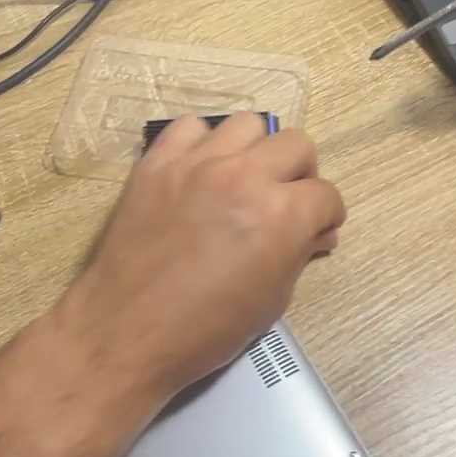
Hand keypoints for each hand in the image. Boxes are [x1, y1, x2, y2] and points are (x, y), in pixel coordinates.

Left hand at [54, 113, 344, 400]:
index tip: (318, 226)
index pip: (326, 194)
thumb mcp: (272, 300)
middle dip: (301, 174)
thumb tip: (317, 233)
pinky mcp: (157, 163)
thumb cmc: (205, 329)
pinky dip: (201, 143)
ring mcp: (197, 164)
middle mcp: (244, 177)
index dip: (327, 215)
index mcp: (281, 215)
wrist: (128, 331)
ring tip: (243, 178)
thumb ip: (299, 254)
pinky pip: (188, 128)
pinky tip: (200, 169)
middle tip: (287, 199)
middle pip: (295, 144)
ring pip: (246, 125)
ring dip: (254, 150)